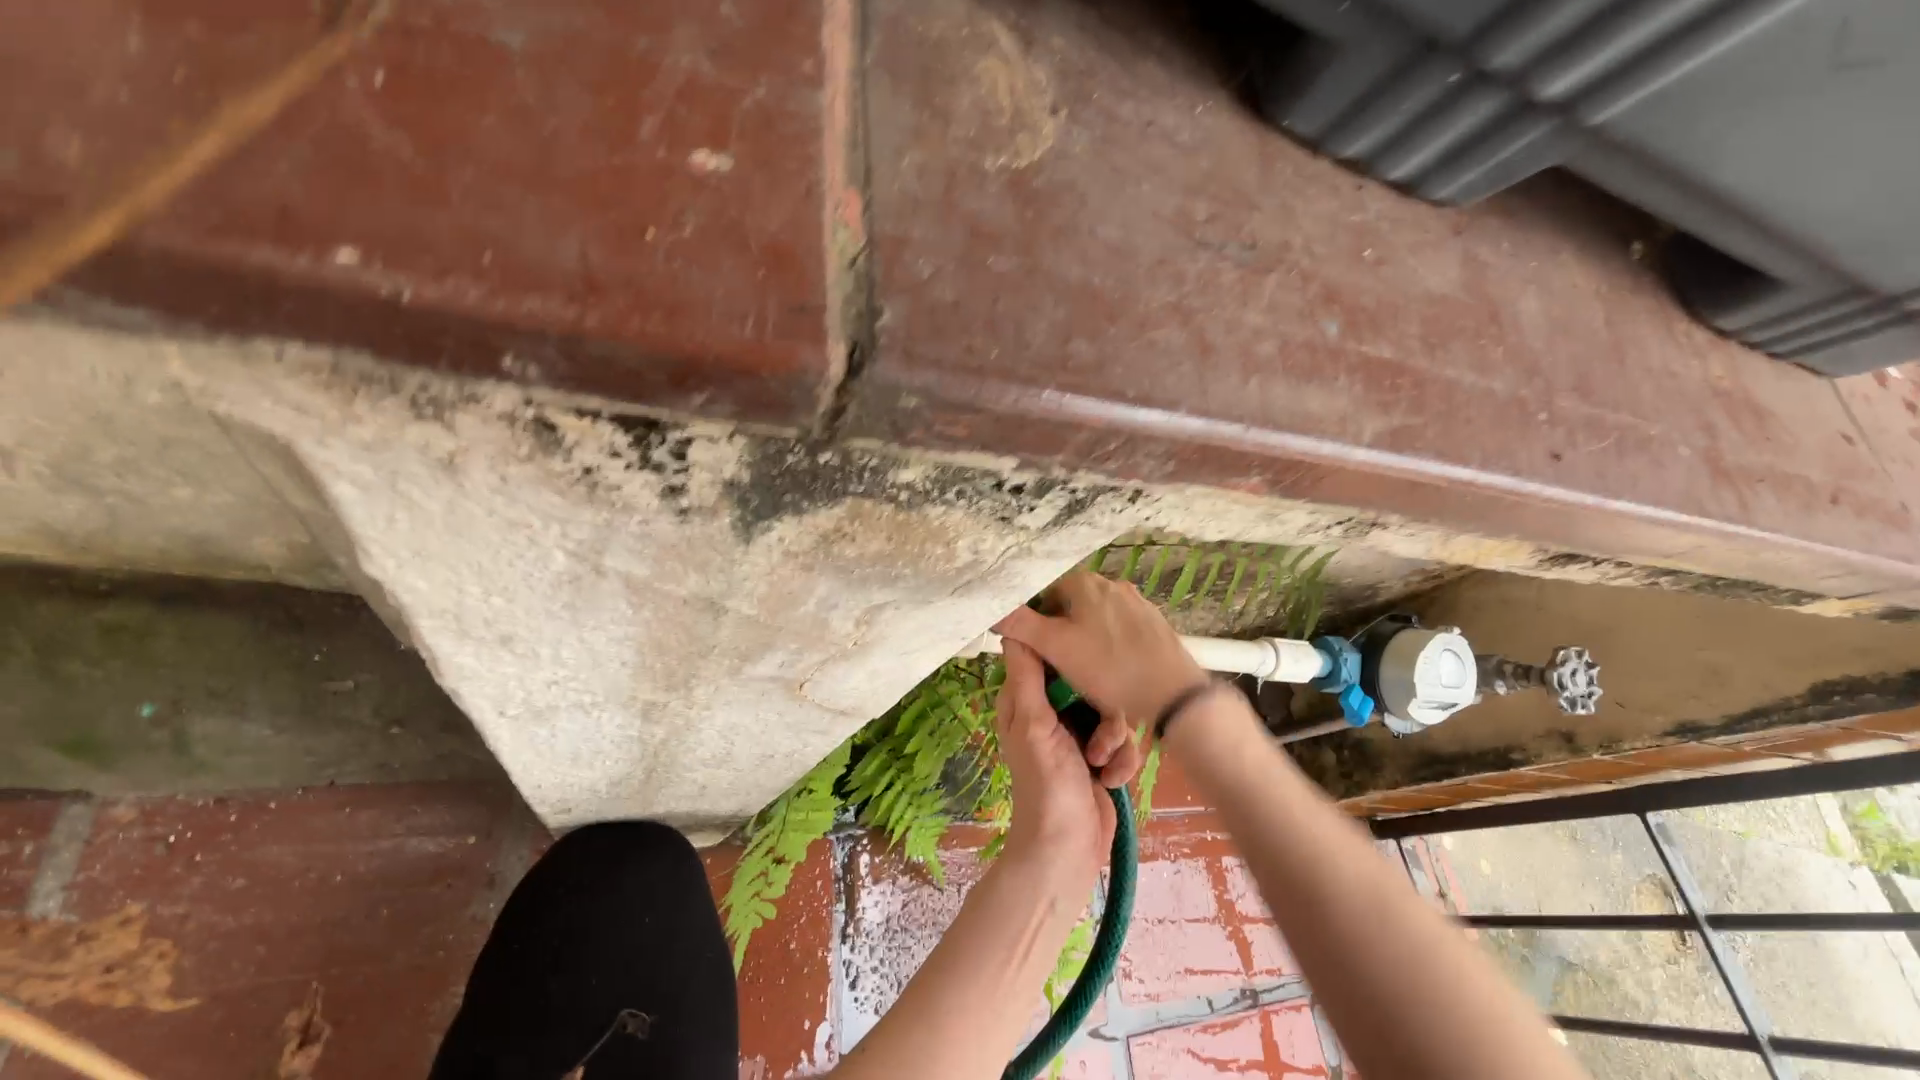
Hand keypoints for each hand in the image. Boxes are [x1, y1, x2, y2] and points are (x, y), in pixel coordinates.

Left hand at [993, 639, 1143, 873]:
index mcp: (1026, 699)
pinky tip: (1111, 780)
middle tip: (1098, 736)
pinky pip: (1124, 742)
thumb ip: (1027, 677)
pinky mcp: (1102, 758)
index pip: (1050, 658)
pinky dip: (1121, 762)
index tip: (1093, 657)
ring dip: (1115, 741)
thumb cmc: (1046, 784)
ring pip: (1113, 712)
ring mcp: (1078, 736)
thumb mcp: (1033, 724)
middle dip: (1105, 712)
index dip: (1072, 655)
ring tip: (1101, 765)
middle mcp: (1050, 713)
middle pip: (1091, 683)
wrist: (1069, 847)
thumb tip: (1011, 628)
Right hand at [995, 572, 1208, 727]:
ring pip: (1096, 618)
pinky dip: (1109, 647)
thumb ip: (1020, 626)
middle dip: (1059, 631)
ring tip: (1083, 672)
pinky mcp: (1154, 624)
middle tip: (1056, 663)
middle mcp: (1112, 584)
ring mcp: (1137, 603)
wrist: (1172, 694)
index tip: (1034, 647)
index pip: (1045, 590)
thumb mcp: (1056, 648)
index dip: (1033, 619)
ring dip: (1084, 639)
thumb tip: (991, 609)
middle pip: (1071, 604)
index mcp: (1086, 582)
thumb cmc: (1108, 667)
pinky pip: (1119, 631)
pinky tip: (1111, 672)